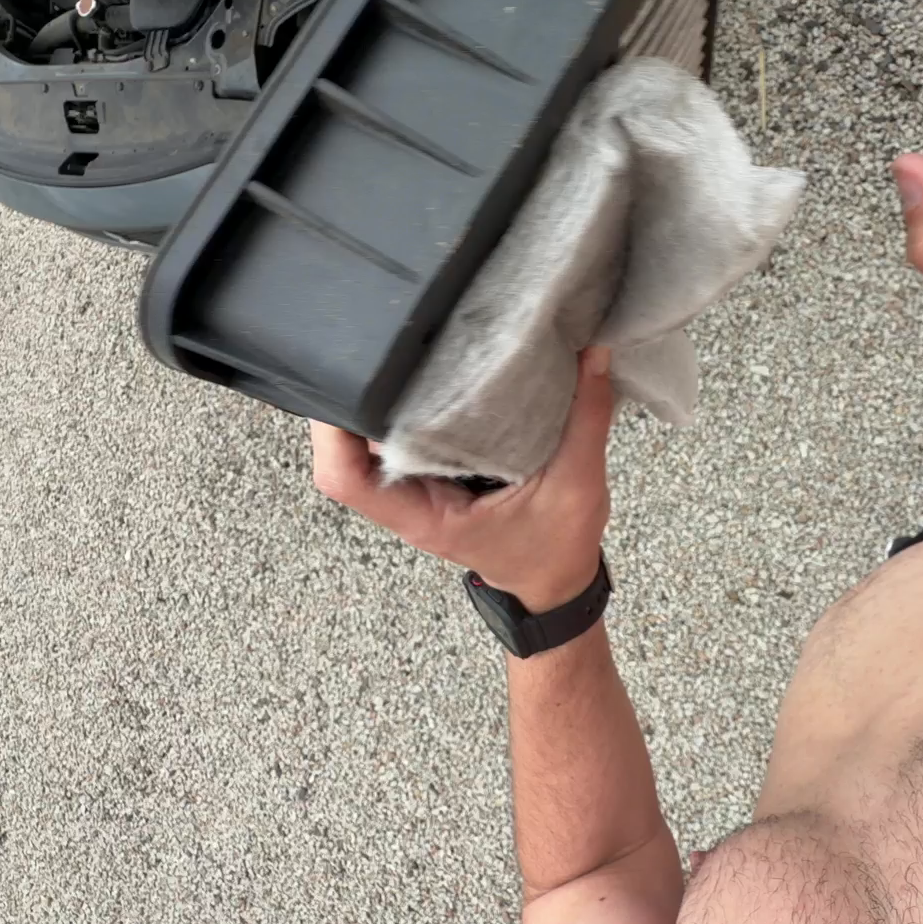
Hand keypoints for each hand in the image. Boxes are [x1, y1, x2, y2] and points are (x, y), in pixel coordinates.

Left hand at [310, 347, 615, 612]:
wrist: (555, 580)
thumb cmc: (557, 549)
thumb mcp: (579, 484)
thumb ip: (586, 418)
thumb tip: (591, 353)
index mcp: (428, 515)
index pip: (346, 479)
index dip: (331, 433)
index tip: (343, 381)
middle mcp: (412, 501)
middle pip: (350, 448)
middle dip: (356, 395)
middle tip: (380, 343)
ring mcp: (421, 488)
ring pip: (375, 439)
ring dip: (383, 397)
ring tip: (404, 346)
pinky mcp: (438, 474)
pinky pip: (406, 435)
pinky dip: (411, 403)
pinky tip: (432, 369)